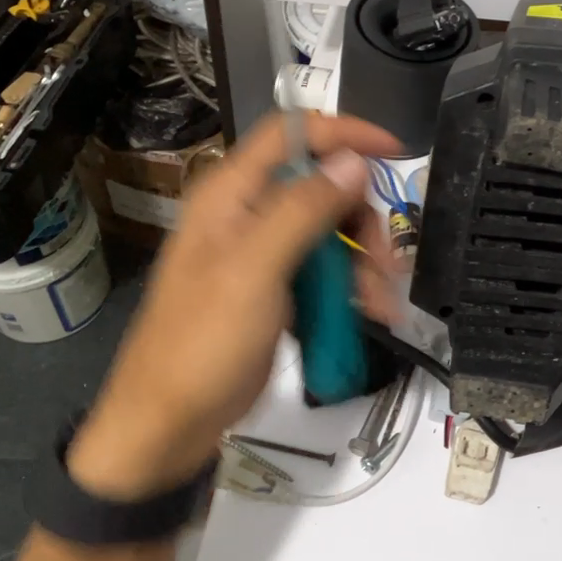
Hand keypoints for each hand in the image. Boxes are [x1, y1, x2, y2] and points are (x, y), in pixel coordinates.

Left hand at [68, 112, 404, 499]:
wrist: (168, 428)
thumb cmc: (203, 343)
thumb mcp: (255, 271)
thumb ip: (304, 209)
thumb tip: (354, 160)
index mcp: (231, 194)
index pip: (292, 133)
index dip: (344, 133)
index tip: (393, 153)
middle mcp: (249, 213)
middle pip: (324, 186)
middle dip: (362, 219)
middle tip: (385, 259)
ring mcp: (263, 252)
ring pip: (333, 229)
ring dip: (364, 260)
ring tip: (380, 302)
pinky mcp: (278, 286)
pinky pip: (327, 267)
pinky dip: (353, 285)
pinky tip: (371, 313)